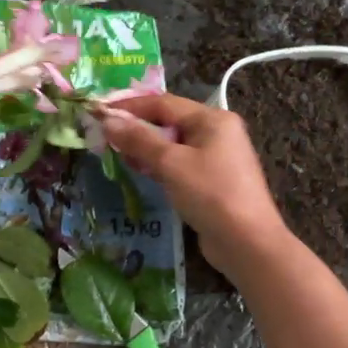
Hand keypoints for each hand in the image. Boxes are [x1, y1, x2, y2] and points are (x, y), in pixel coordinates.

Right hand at [102, 94, 287, 279]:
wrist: (248, 244)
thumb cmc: (210, 194)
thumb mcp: (170, 163)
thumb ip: (138, 139)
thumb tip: (107, 120)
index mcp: (212, 119)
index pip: (163, 103)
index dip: (130, 106)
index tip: (100, 111)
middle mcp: (216, 132)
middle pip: (168, 121)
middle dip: (136, 126)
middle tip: (104, 133)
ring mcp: (216, 157)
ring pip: (172, 143)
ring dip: (145, 146)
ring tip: (116, 151)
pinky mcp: (211, 180)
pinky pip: (179, 163)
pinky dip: (158, 163)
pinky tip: (140, 170)